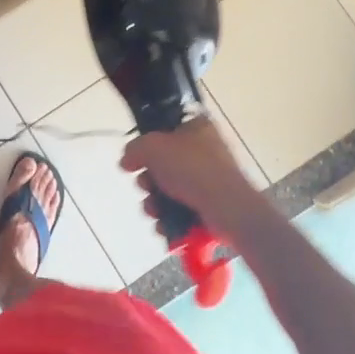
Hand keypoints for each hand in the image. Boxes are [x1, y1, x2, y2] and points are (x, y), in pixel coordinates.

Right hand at [120, 118, 262, 238]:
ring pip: (170, 191)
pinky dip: (170, 220)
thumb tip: (126, 161)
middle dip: (148, 181)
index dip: (146, 144)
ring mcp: (210, 181)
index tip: (135, 160)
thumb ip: (134, 149)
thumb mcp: (153, 147)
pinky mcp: (212, 207)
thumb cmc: (191, 168)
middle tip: (145, 187)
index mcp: (197, 127)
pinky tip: (164, 226)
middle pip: (164, 164)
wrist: (228, 208)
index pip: (165, 130)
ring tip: (154, 211)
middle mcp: (205, 151)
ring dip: (155, 204)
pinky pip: (182, 211)